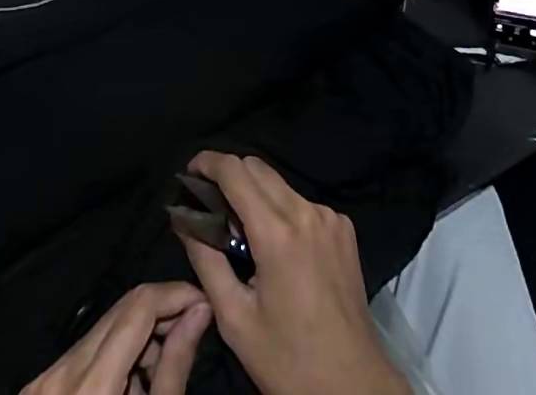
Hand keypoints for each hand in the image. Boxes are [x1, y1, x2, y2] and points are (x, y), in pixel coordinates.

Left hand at [21, 282, 212, 394]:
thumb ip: (176, 364)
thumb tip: (200, 310)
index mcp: (89, 386)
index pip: (139, 306)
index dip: (177, 294)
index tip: (205, 306)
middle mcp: (58, 373)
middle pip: (122, 310)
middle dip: (163, 314)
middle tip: (190, 338)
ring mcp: (41, 383)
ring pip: (106, 328)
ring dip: (141, 336)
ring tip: (159, 375)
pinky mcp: (37, 390)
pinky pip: (86, 351)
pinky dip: (117, 356)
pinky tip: (131, 388)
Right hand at [176, 152, 410, 394]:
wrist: (351, 379)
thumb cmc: (285, 357)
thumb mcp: (234, 316)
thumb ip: (206, 260)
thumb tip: (183, 219)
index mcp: (277, 232)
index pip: (237, 172)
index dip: (209, 162)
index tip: (190, 170)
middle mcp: (307, 211)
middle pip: (260, 170)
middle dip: (230, 177)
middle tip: (208, 207)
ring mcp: (331, 217)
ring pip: (282, 186)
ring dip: (256, 196)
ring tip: (239, 235)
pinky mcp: (344, 228)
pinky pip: (303, 205)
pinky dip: (282, 213)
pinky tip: (276, 249)